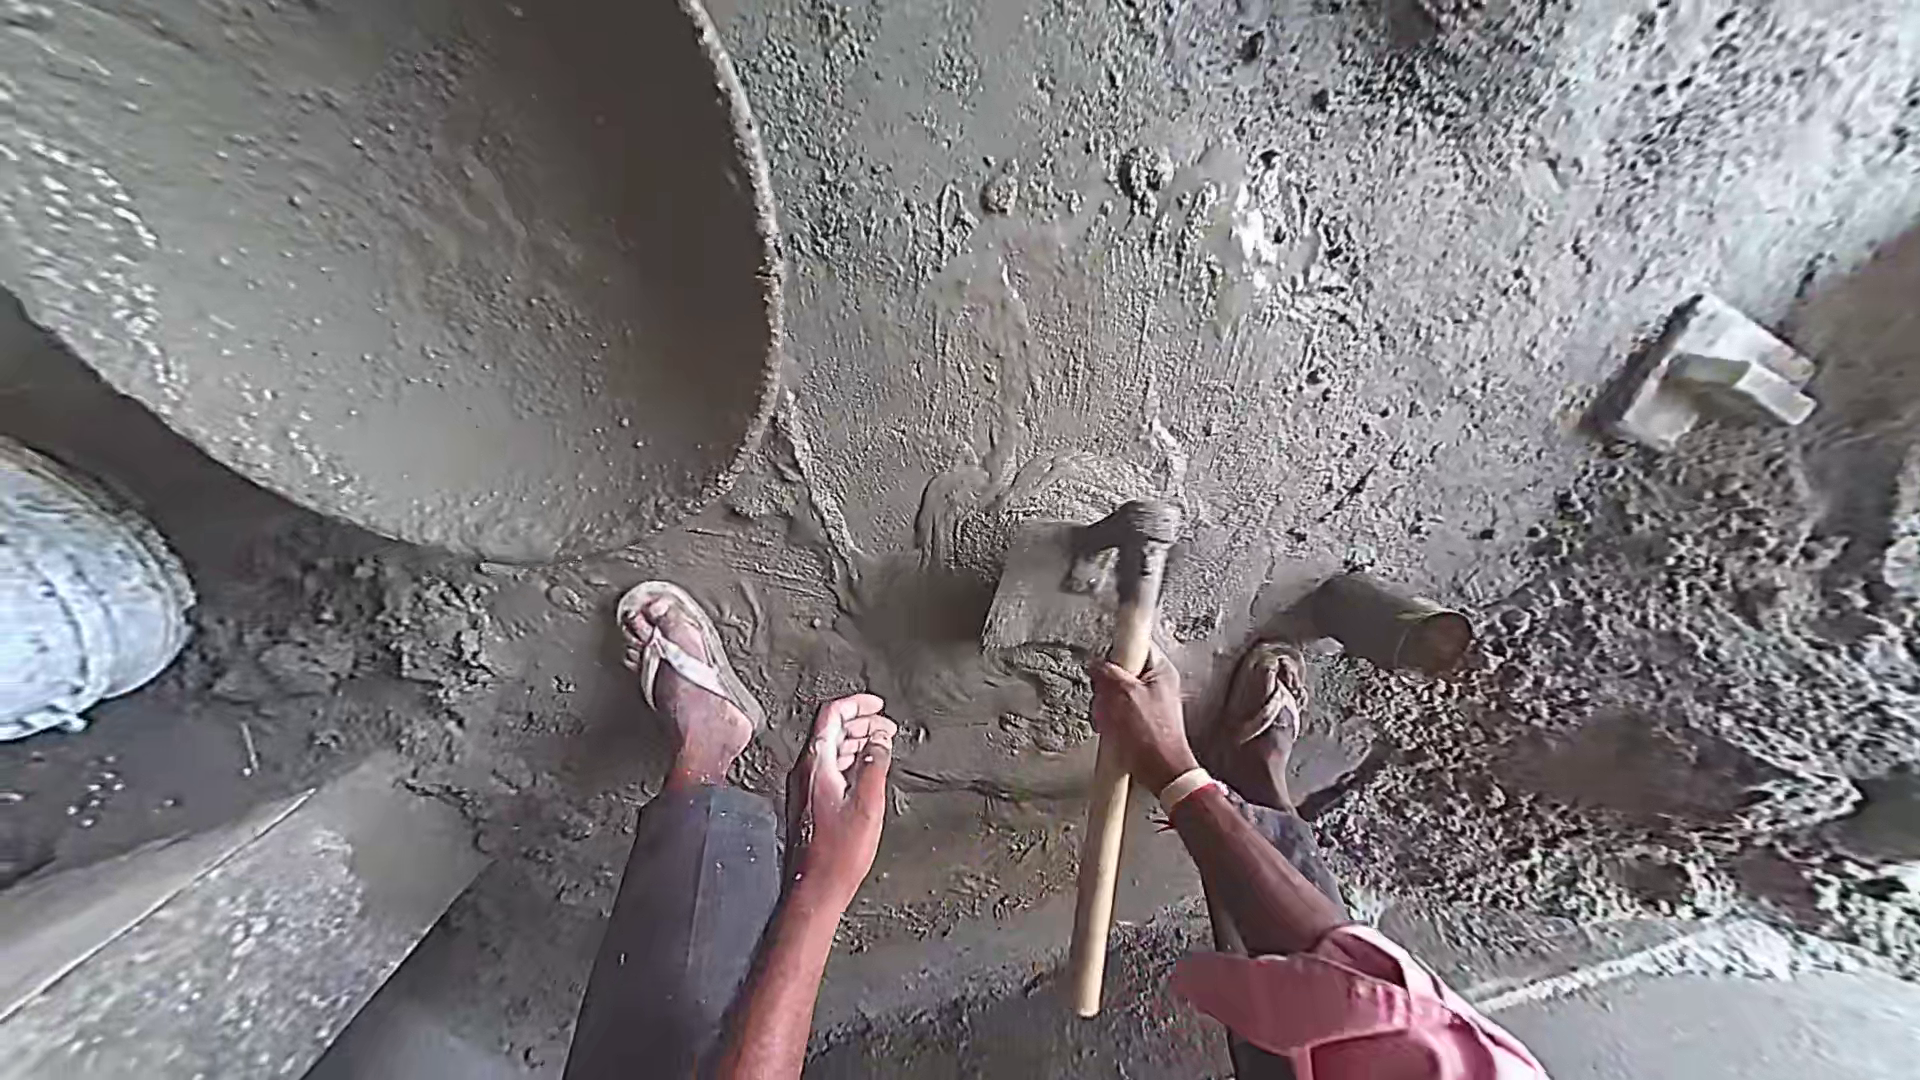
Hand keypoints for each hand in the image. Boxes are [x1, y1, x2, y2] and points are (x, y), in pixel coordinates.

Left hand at [785, 693, 895, 911]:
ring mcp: (805, 786)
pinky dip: (851, 758)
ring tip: (882, 744)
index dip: (856, 704)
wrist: (813, 891)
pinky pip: (830, 766)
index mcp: (815, 764)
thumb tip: (880, 738)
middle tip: (886, 727)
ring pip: (831, 747)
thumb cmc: (837, 854)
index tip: (877, 705)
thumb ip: (875, 763)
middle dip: (861, 722)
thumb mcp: (867, 802)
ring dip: (857, 740)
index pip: (831, 715)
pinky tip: (867, 769)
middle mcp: (805, 771)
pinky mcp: (809, 801)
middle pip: (831, 729)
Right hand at [1089, 644, 1197, 791]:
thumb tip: (1095, 663)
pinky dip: (1110, 717)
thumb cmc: (1151, 736)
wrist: (1162, 773)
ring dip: (1106, 704)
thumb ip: (1108, 673)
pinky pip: (1117, 709)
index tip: (1104, 663)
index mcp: (1160, 671)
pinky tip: (1110, 728)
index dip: (1115, 653)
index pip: (1134, 646)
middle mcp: (1157, 683)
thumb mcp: (1124, 695)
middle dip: (1106, 685)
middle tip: (1106, 698)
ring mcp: (1148, 701)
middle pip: (1120, 670)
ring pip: (1115, 691)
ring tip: (1108, 718)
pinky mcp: (1140, 718)